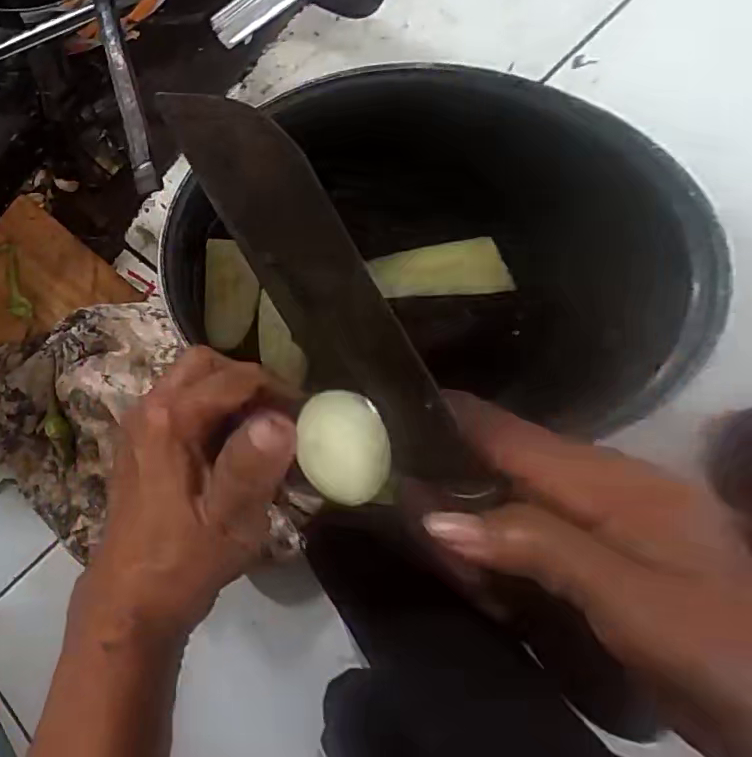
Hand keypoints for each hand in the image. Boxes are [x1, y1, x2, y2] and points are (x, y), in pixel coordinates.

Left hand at [70, 347, 297, 648]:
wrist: (132, 585)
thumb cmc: (184, 555)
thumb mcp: (231, 519)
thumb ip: (252, 466)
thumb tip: (280, 417)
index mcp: (166, 419)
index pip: (227, 378)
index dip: (274, 386)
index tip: (311, 412)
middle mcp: (146, 408)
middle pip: (199, 365)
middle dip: (246, 379)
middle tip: (287, 414)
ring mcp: (137, 422)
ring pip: (185, 382)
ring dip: (227, 394)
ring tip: (268, 432)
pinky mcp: (138, 440)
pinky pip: (176, 404)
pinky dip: (208, 409)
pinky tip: (237, 447)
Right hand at [422, 394, 751, 756]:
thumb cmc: (730, 650)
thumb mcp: (635, 601)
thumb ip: (532, 544)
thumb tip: (429, 515)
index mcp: (610, 479)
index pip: (488, 425)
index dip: (421, 417)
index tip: (354, 424)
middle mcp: (598, 488)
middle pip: (480, 461)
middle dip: (433, 492)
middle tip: (403, 530)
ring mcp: (597, 525)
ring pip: (489, 501)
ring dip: (457, 533)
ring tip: (454, 575)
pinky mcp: (594, 560)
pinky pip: (512, 535)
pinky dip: (485, 554)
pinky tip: (482, 586)